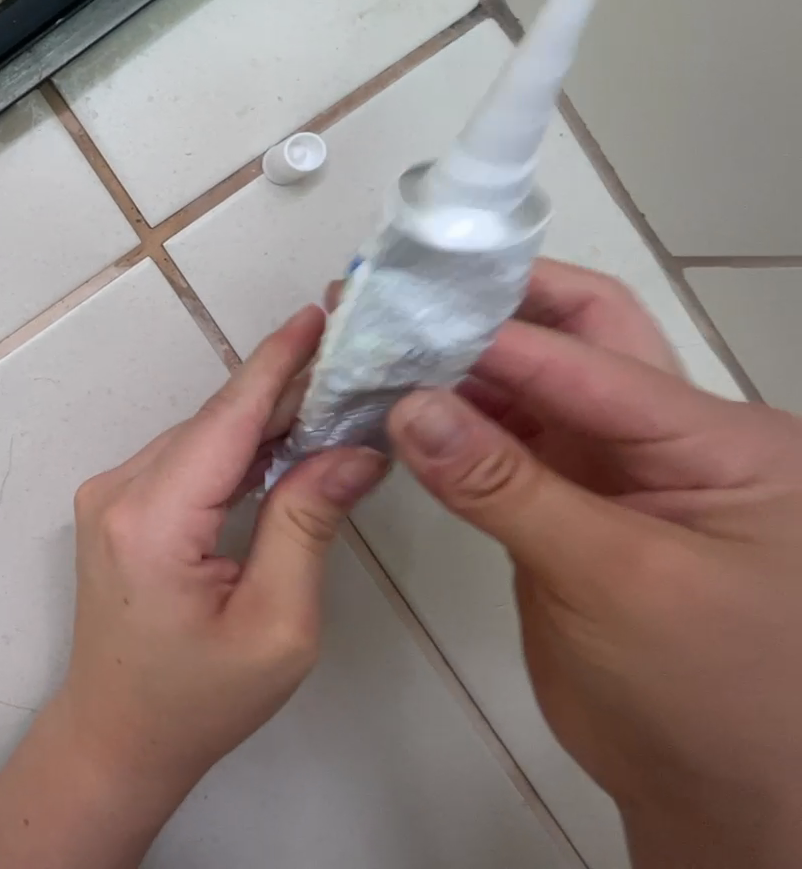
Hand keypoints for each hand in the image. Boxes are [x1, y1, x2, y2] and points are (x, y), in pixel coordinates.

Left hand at [0, 306, 387, 868]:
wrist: (117, 728)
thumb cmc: (201, 697)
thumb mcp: (276, 625)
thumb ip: (306, 526)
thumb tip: (351, 450)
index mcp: (151, 517)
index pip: (224, 422)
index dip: (275, 365)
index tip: (317, 316)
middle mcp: (117, 490)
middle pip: (209, 425)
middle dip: (279, 392)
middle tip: (351, 360)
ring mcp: (107, 495)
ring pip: (194, 440)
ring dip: (257, 421)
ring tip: (330, 397)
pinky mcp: (112, 507)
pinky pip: (179, 462)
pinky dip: (229, 450)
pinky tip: (278, 445)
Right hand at [385, 260, 801, 867]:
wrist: (722, 794)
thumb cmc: (714, 690)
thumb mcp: (615, 578)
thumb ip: (504, 484)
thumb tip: (404, 403)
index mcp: (721, 441)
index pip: (582, 357)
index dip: (482, 330)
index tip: (388, 308)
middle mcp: (665, 437)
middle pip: (572, 338)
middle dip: (482, 309)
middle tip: (391, 294)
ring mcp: (608, 469)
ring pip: (521, 388)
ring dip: (448, 366)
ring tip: (367, 345)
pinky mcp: (559, 503)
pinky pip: (494, 442)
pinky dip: (439, 422)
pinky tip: (386, 409)